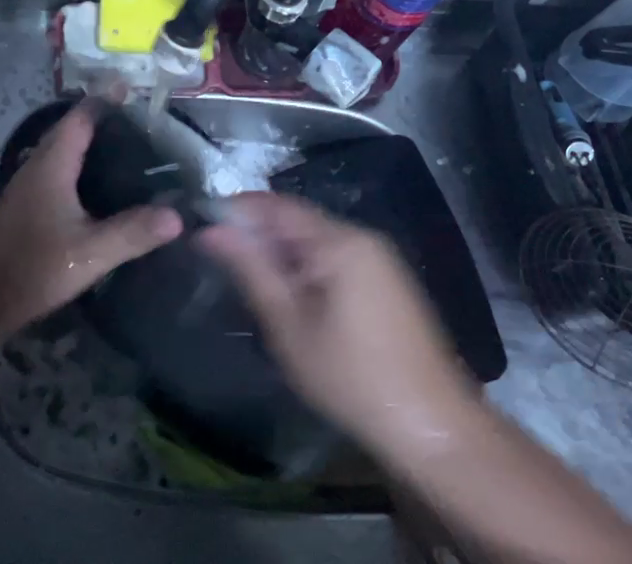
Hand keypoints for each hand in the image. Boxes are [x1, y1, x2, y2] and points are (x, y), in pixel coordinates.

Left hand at [0, 101, 182, 337]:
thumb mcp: (91, 252)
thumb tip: (178, 215)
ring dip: (89, 145)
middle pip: (70, 132)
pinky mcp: (25, 208)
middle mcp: (37, 168)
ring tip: (128, 150)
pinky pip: (57, 173)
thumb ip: (133, 232)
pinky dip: (79, 168)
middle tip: (140, 122)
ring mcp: (27, 187)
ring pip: (61, 153)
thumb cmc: (34, 267)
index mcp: (52, 166)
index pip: (80, 119)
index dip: (104, 101)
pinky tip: (100, 189)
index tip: (132, 89)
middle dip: (101, 121)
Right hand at [197, 193, 477, 457]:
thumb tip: (210, 229)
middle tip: (216, 262)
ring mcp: (379, 259)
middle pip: (294, 220)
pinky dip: (303, 268)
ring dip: (277, 254)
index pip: (273, 204)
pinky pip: (331, 258)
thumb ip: (249, 268)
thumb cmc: (351, 377)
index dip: (232, 210)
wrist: (432, 426)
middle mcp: (361, 238)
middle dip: (254, 234)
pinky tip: (287, 298)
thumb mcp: (288, 324)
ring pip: (311, 240)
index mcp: (338, 241)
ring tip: (245, 281)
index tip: (199, 228)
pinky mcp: (385, 282)